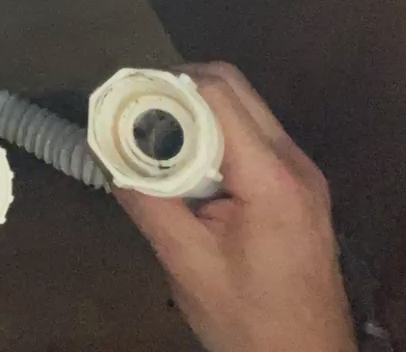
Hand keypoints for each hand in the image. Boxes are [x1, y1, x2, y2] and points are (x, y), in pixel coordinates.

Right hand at [115, 62, 355, 351]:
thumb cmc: (250, 321)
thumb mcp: (186, 263)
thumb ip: (146, 200)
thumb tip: (104, 152)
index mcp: (272, 180)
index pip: (217, 95)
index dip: (166, 83)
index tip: (126, 97)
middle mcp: (294, 163)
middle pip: (233, 86)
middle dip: (178, 84)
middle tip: (135, 106)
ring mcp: (301, 173)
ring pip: (242, 104)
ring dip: (195, 105)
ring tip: (153, 128)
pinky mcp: (297, 185)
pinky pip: (250, 131)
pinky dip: (212, 128)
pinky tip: (183, 156)